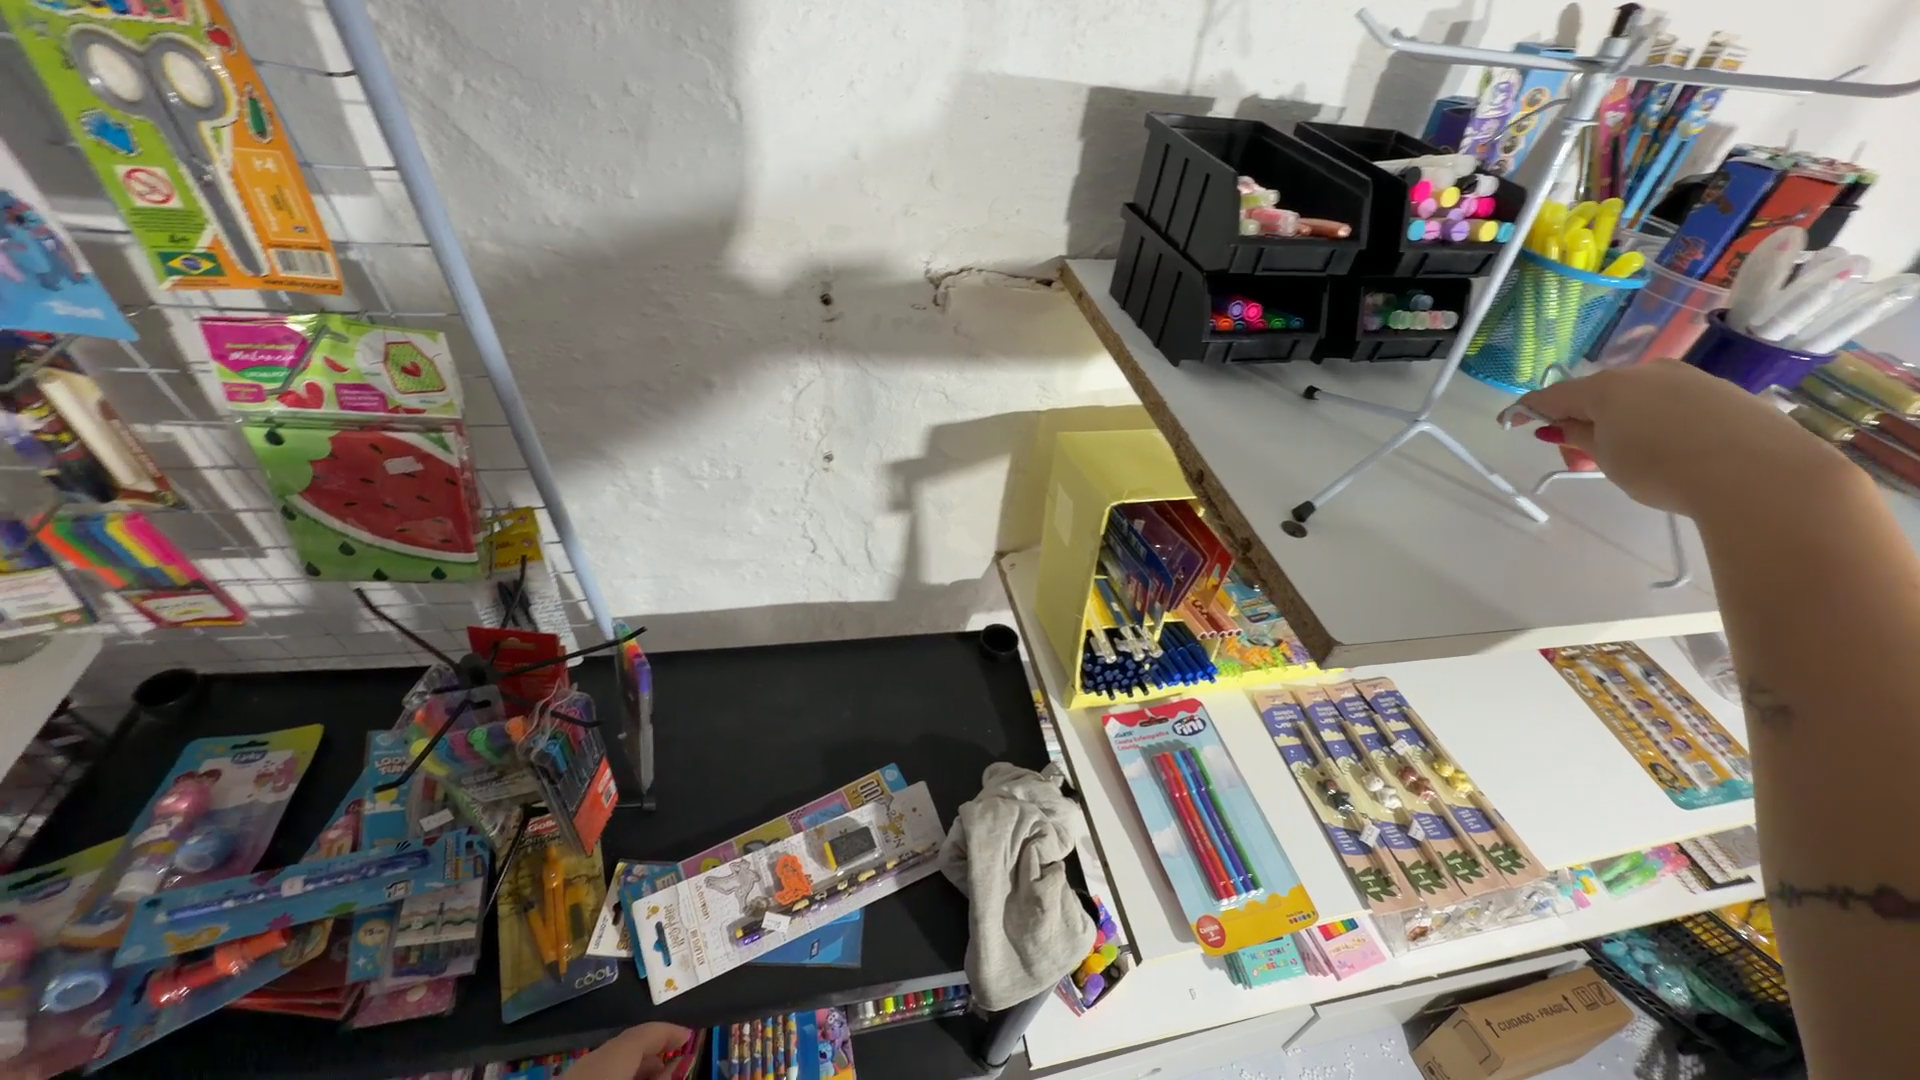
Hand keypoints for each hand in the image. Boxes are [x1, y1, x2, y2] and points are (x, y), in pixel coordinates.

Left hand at [562, 1022, 694, 1079]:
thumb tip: (676, 1066)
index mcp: (608, 1060)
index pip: (644, 1033)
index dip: (669, 1033)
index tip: (690, 1040)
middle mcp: (587, 1064)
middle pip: (625, 1048)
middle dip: (652, 1055)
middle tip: (675, 1068)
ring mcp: (570, 1079)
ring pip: (608, 1066)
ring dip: (634, 1072)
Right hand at [1514, 360, 1850, 517]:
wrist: (1761, 473)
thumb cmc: (1665, 468)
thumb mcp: (1607, 458)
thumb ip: (1580, 437)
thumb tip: (1561, 425)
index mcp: (1606, 387)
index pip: (1551, 396)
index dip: (1527, 411)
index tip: (1509, 422)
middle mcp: (1644, 372)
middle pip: (1596, 395)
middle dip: (1579, 423)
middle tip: (1577, 460)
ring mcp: (1687, 378)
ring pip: (1636, 398)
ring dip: (1618, 423)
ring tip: (1624, 459)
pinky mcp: (1722, 392)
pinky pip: (1671, 404)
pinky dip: (1654, 423)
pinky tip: (1666, 450)